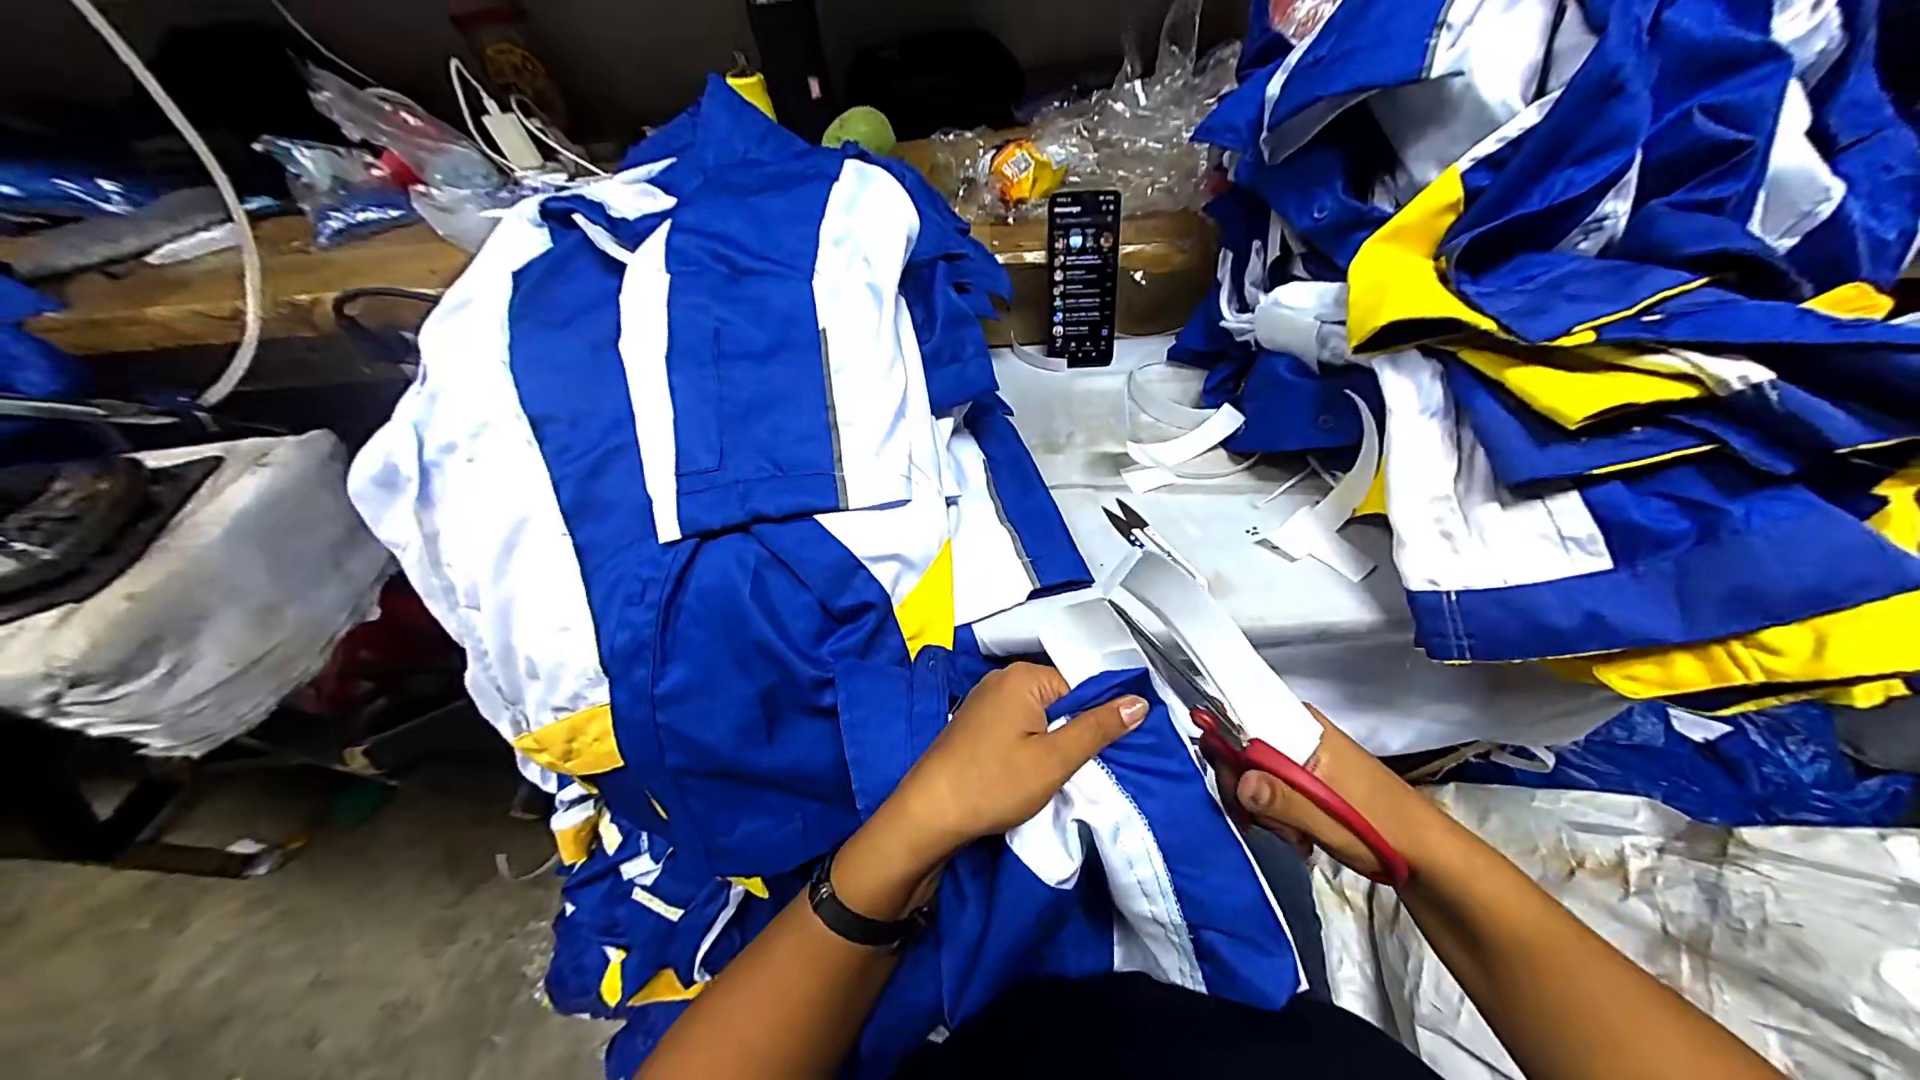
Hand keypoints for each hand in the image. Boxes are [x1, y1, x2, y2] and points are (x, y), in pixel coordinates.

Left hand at [898, 661, 1147, 852]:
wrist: (928, 813)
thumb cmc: (992, 784)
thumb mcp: (1054, 760)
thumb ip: (1097, 728)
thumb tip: (1138, 701)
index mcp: (1023, 676)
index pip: (1081, 685)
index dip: (1097, 718)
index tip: (1103, 751)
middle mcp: (1003, 678)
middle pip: (1060, 698)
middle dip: (1073, 730)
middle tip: (1074, 766)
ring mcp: (986, 699)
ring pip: (1040, 714)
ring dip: (1051, 741)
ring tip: (1049, 772)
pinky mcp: (977, 721)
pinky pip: (1018, 723)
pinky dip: (1030, 744)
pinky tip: (1026, 770)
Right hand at [1225, 704, 1445, 880]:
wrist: (1428, 856)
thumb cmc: (1383, 829)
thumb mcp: (1328, 819)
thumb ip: (1282, 799)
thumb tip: (1240, 782)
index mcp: (1301, 725)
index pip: (1239, 717)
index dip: (1225, 750)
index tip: (1233, 789)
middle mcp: (1296, 730)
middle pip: (1240, 747)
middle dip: (1245, 788)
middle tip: (1265, 823)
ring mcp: (1300, 753)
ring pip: (1252, 770)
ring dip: (1262, 806)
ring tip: (1292, 834)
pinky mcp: (1305, 774)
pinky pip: (1269, 784)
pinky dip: (1274, 810)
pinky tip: (1295, 832)